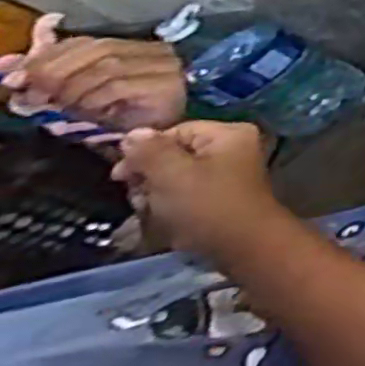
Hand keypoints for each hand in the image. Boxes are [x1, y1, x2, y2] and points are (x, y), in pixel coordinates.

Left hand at [0, 13, 187, 130]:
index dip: (47, 57)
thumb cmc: (106, 116)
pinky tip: (90, 112)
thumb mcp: (69, 94)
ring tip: (62, 108)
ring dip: (73, 89)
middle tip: (33, 99)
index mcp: (133, 47)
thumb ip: (43, 75)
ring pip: (108, 67)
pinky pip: (118, 86)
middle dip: (56, 73)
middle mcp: (156, 51)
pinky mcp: (168, 85)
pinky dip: (92, 100)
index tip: (14, 81)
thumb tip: (5, 62)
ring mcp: (167, 67)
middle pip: (100, 49)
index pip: (87, 41)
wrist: (146, 142)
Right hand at [111, 121, 284, 260]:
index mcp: (230, 133)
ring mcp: (230, 166)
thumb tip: (135, 132)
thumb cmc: (205, 203)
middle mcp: (234, 144)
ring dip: (155, 190)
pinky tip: (161, 214)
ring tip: (152, 206)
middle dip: (149, 173)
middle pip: (175, 151)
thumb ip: (151, 152)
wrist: (238, 238)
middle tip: (140, 194)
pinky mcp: (221, 188)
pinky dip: (168, 199)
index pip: (177, 130)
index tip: (121, 176)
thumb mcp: (171, 175)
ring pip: (175, 172)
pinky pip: (185, 187)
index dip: (145, 151)